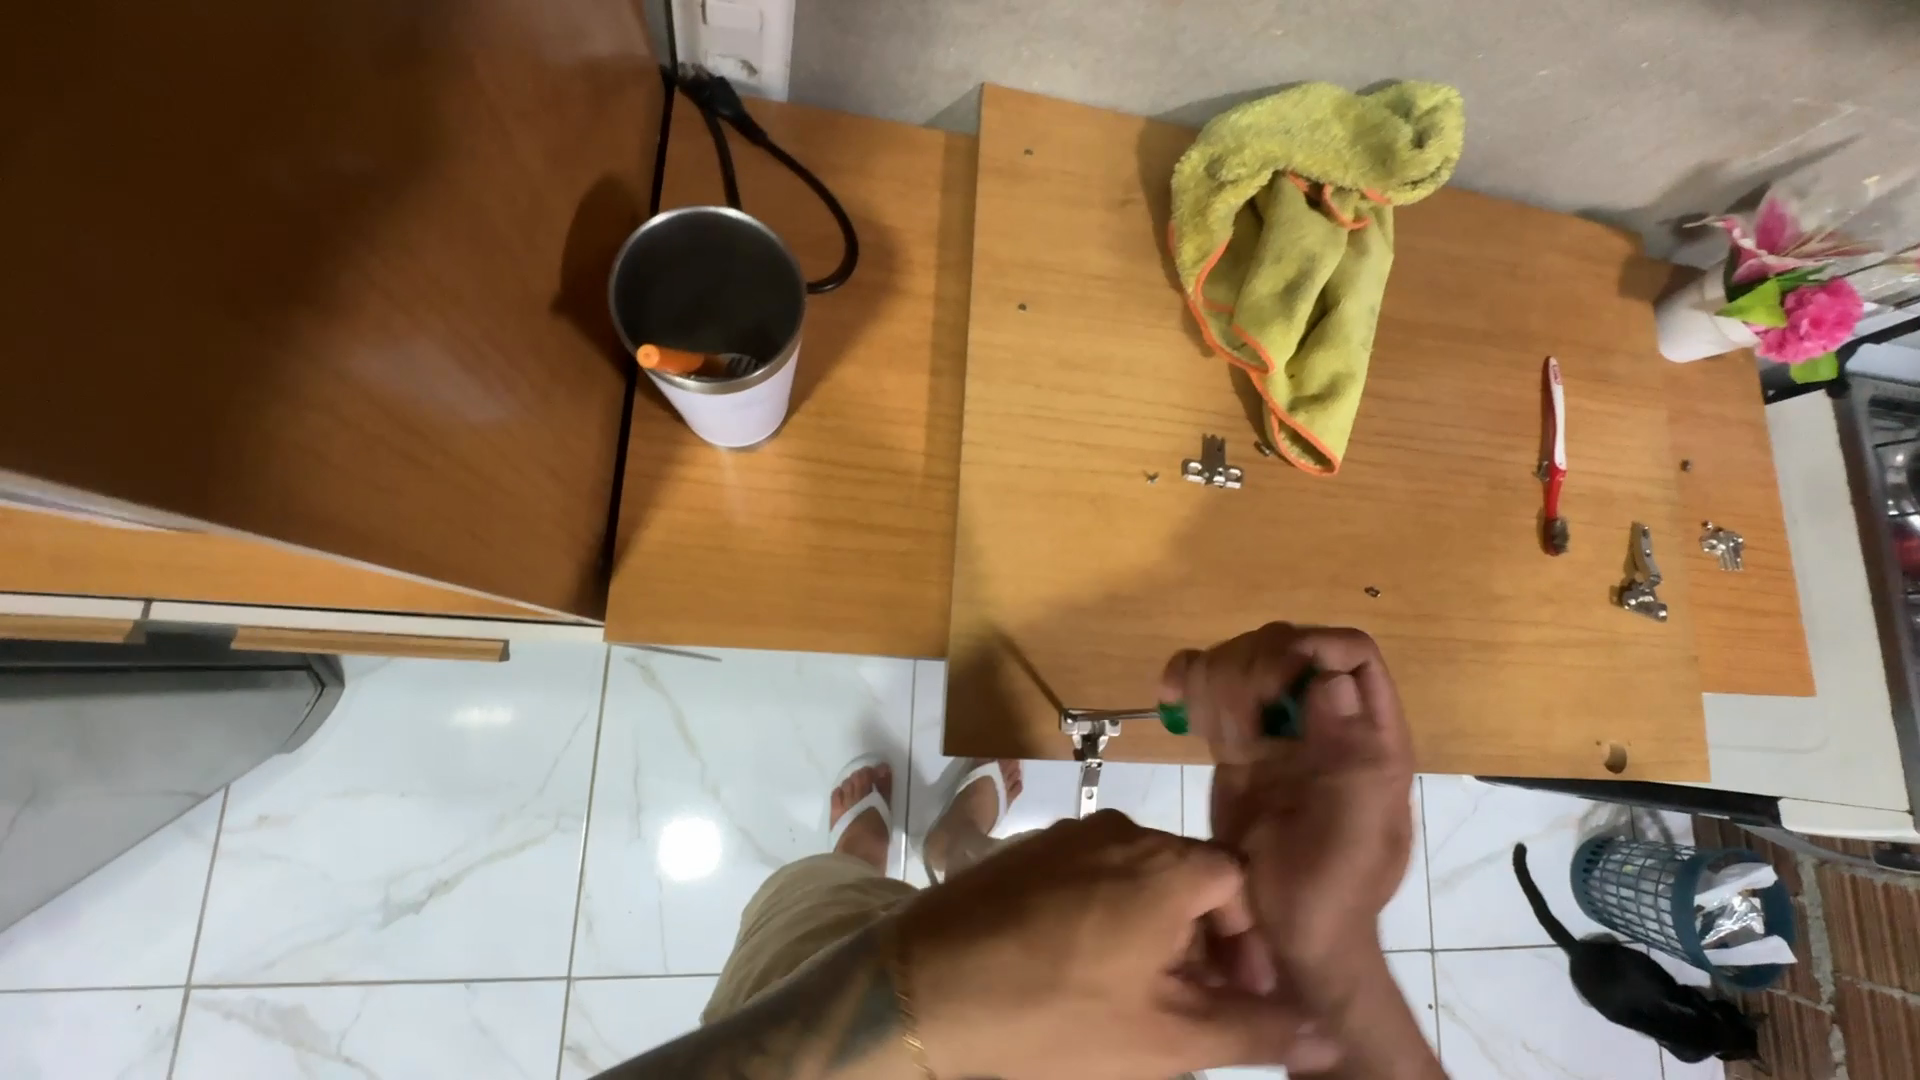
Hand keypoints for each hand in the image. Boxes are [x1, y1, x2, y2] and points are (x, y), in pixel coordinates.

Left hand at [894, 811, 1338, 1079]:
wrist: (930, 984)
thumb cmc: (1059, 1011)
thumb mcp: (1167, 1036)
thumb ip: (1253, 1029)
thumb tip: (1326, 1033)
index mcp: (1163, 863)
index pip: (1237, 881)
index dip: (1252, 941)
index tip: (1245, 997)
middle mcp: (1119, 831)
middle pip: (1188, 877)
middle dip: (1206, 942)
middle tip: (1197, 1008)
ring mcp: (1068, 836)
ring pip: (1139, 877)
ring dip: (1157, 931)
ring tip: (1143, 996)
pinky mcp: (1029, 850)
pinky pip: (1093, 874)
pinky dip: (1111, 915)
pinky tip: (1089, 967)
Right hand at [1160, 623, 1416, 1015]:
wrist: (1282, 931)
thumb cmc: (1328, 892)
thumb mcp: (1353, 836)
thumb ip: (1352, 762)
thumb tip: (1330, 682)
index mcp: (1367, 735)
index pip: (1350, 652)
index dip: (1308, 650)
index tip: (1270, 689)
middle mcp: (1322, 720)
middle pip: (1285, 643)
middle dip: (1250, 670)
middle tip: (1237, 725)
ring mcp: (1275, 728)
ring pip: (1241, 656)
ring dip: (1212, 680)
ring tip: (1206, 730)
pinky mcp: (1234, 741)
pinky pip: (1206, 683)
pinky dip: (1185, 679)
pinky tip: (1171, 704)